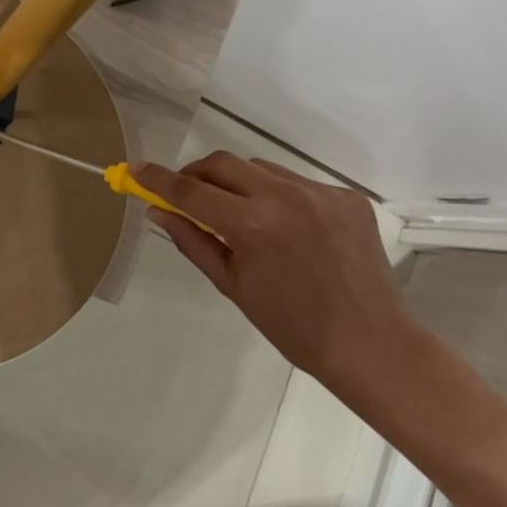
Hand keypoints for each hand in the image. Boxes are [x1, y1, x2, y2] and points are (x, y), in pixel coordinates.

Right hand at [134, 153, 413, 382]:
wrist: (371, 343)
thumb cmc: (292, 326)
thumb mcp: (232, 285)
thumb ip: (193, 241)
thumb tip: (158, 211)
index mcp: (252, 225)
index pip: (191, 190)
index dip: (158, 179)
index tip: (136, 169)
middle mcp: (285, 196)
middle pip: (223, 164)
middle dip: (197, 174)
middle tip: (186, 194)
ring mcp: (320, 192)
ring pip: (260, 169)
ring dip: (239, 184)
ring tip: (242, 217)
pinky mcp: (347, 196)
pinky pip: (297, 182)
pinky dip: (279, 196)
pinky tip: (287, 228)